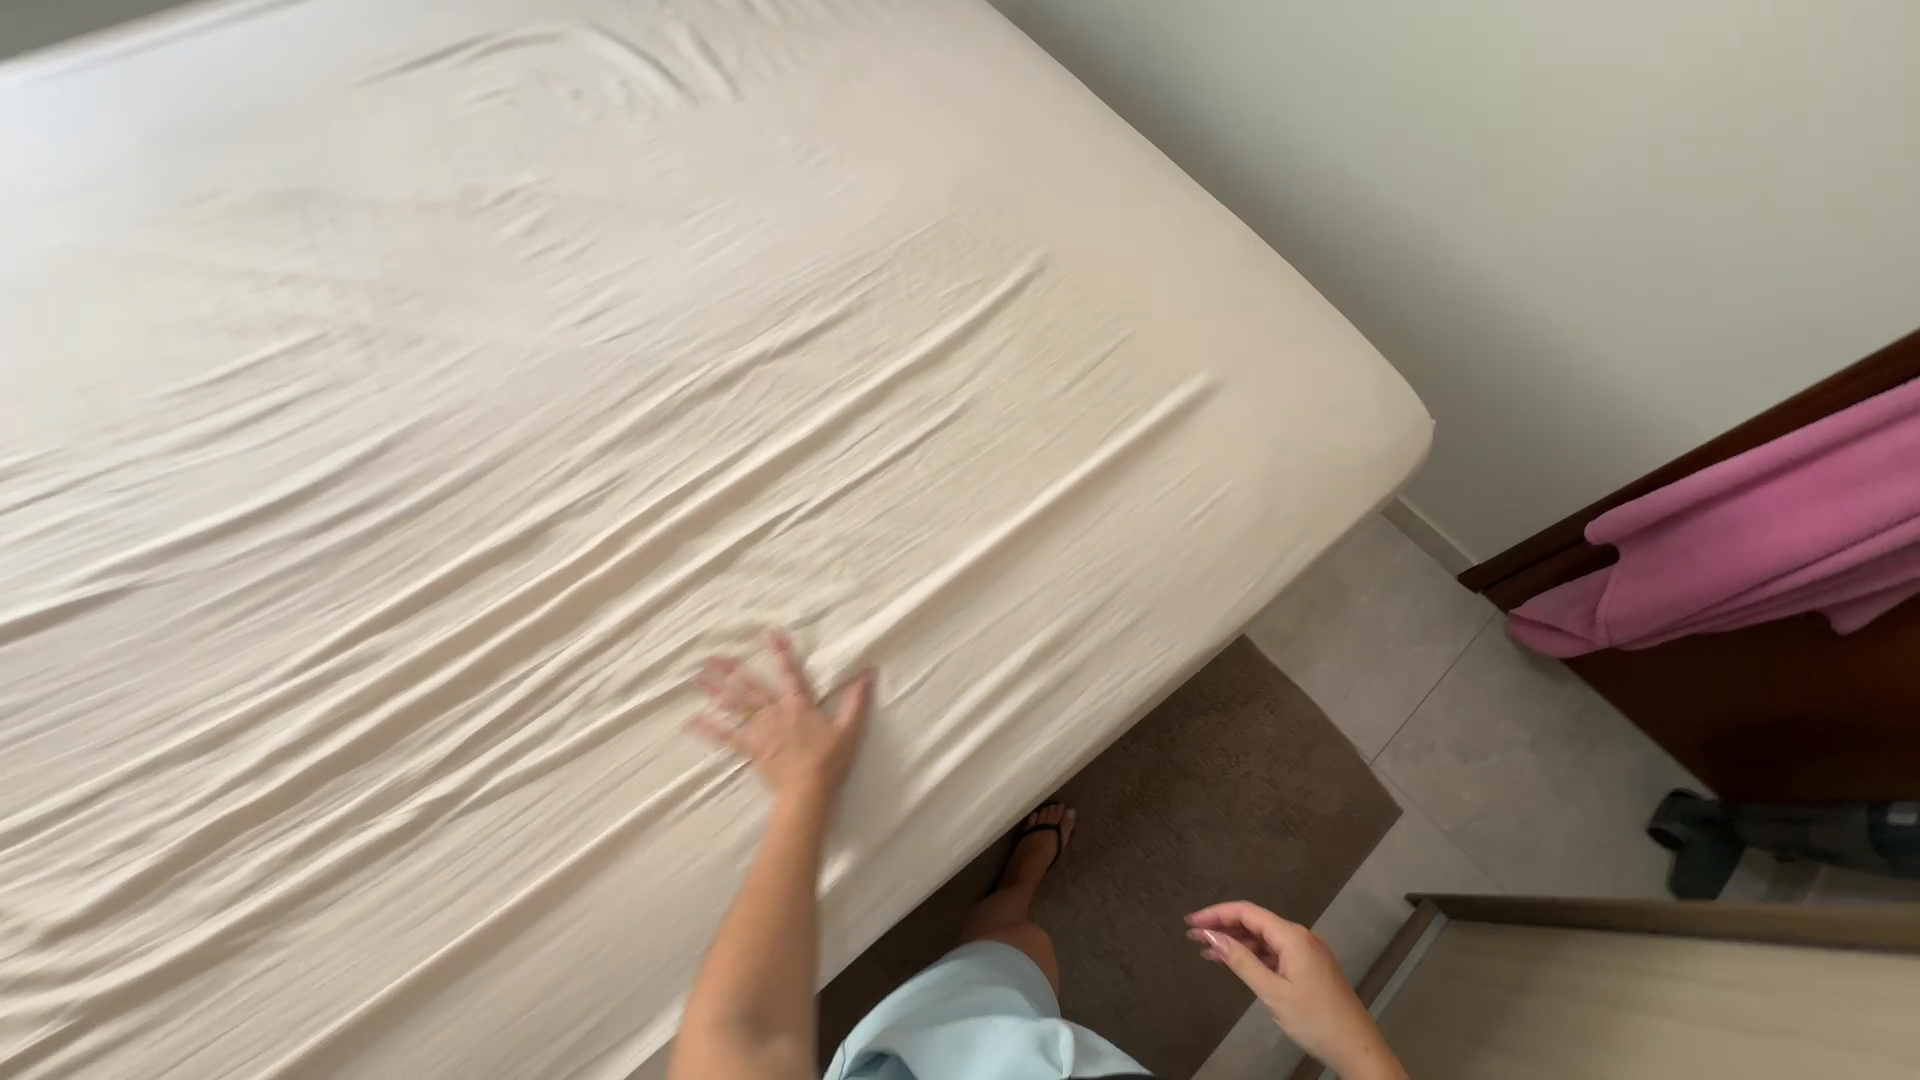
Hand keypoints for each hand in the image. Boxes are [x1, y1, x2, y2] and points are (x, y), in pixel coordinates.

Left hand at [690, 629, 872, 802]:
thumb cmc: (830, 761)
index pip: (790, 673)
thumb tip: (868, 673)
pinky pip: (728, 737)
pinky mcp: (752, 750)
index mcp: (799, 705)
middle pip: (751, 687)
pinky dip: (710, 729)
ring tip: (699, 679)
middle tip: (711, 656)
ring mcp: (761, 731)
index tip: (768, 633)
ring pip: (736, 707)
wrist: (808, 791)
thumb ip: (857, 701)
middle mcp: (776, 712)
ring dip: (716, 692)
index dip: (780, 652)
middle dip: (732, 670)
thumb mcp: (850, 729)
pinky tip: (692, 720)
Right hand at [1187, 902, 1406, 1079]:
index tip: (1190, 923)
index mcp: (1292, 936)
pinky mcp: (1312, 967)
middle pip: (1254, 922)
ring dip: (1236, 942)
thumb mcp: (1272, 993)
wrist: (1360, 1052)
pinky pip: (1276, 952)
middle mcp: (1301, 936)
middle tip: (1193, 936)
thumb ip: (1241, 961)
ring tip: (1207, 951)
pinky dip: (1254, 955)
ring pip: (1264, 938)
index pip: (1246, 912)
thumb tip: (1212, 935)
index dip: (1215, 914)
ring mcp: (1308, 951)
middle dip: (1223, 927)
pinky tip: (1237, 963)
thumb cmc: (1315, 1021)